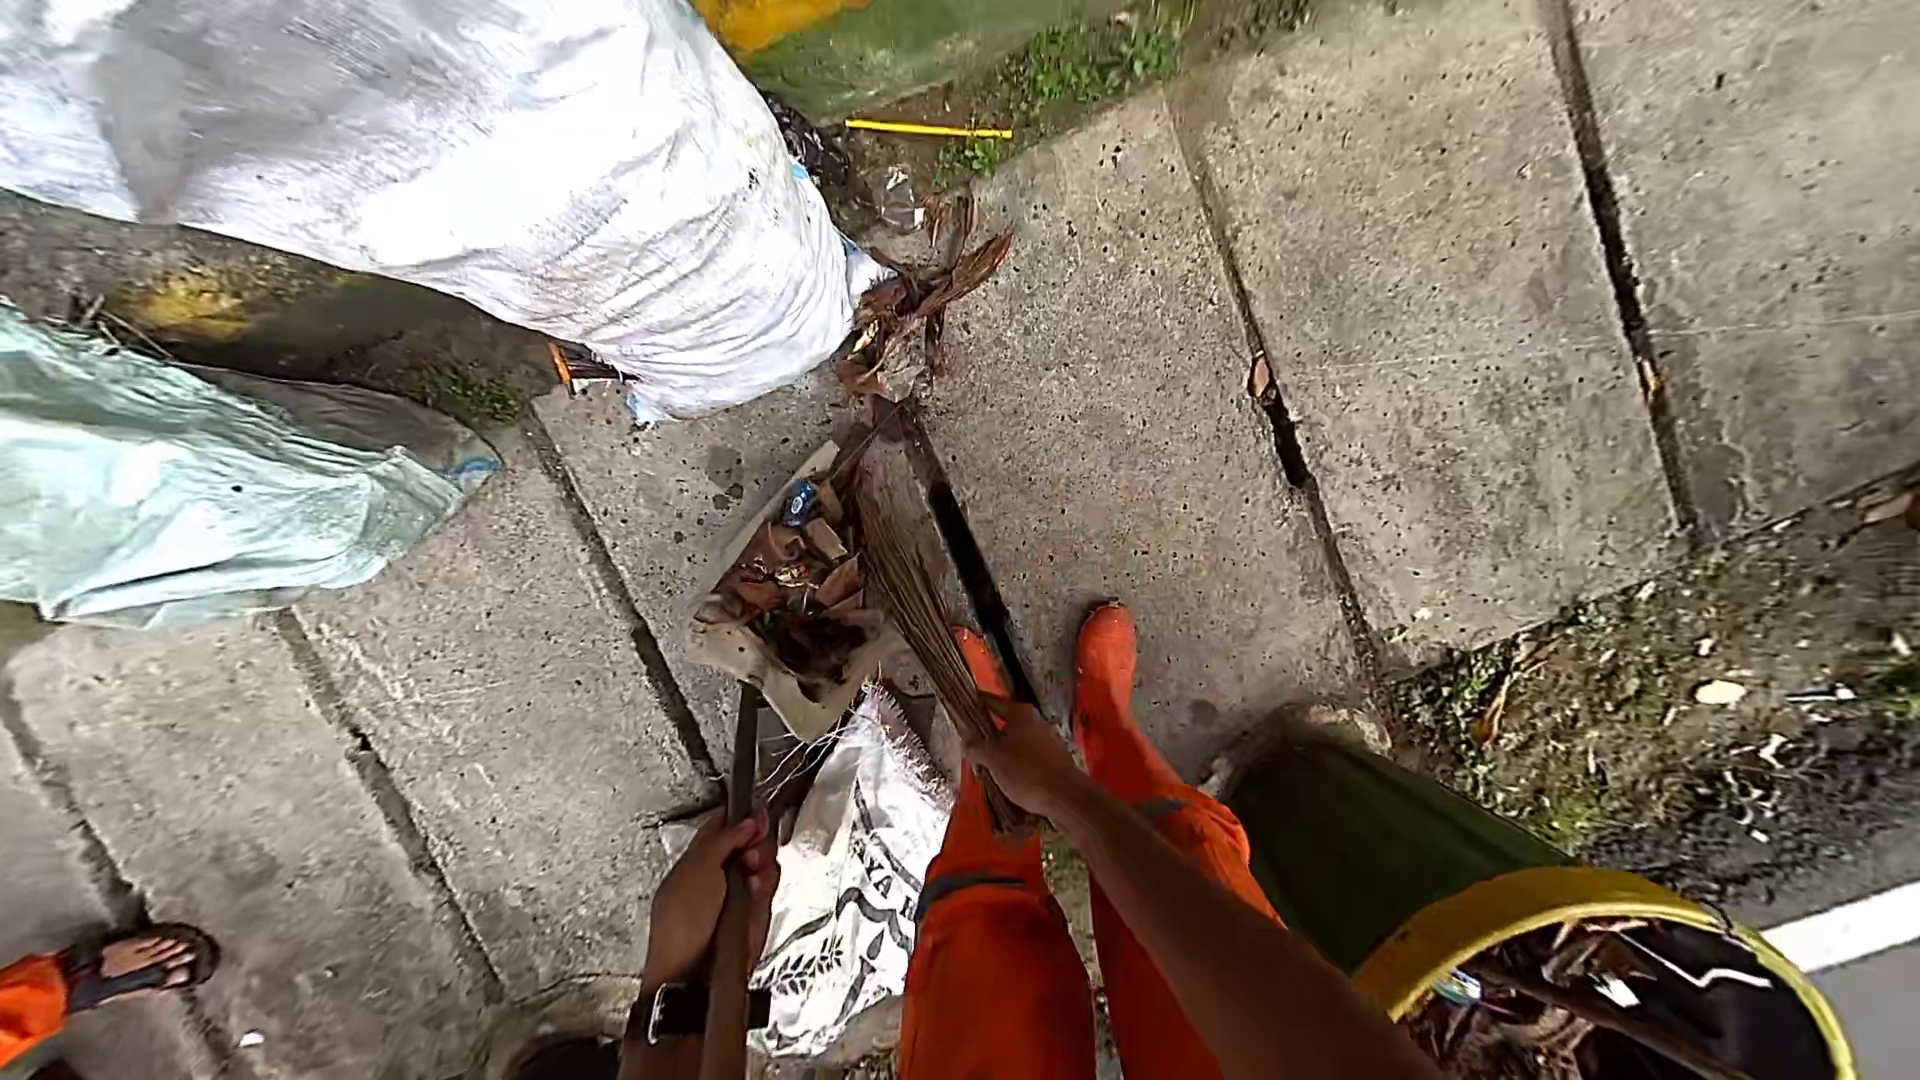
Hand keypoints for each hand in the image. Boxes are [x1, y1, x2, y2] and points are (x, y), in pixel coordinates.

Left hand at [642, 810, 779, 985]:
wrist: (695, 976)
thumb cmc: (682, 923)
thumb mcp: (696, 870)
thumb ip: (723, 839)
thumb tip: (747, 820)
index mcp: (697, 859)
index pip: (723, 826)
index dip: (740, 817)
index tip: (754, 812)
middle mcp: (720, 871)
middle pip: (750, 839)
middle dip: (756, 839)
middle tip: (751, 848)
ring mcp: (739, 890)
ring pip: (764, 859)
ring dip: (762, 861)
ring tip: (752, 872)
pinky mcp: (756, 909)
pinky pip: (770, 884)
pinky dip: (766, 883)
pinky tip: (756, 889)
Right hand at [965, 694, 1096, 818]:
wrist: (1066, 797)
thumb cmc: (1027, 771)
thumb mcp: (993, 758)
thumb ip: (976, 747)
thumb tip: (967, 742)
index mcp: (1021, 713)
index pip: (992, 702)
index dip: (975, 704)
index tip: (963, 708)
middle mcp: (1036, 720)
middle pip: (1004, 725)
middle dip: (989, 739)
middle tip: (973, 752)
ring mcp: (1049, 739)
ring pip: (1017, 743)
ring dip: (1003, 755)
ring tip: (990, 772)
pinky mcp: (1056, 759)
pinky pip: (1029, 757)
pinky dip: (1018, 766)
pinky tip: (1011, 782)